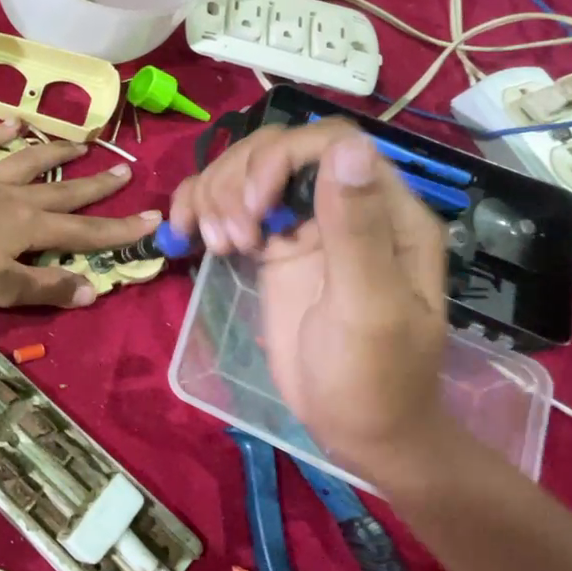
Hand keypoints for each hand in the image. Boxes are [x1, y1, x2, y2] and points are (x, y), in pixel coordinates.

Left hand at [0, 119, 160, 308]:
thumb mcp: (4, 289)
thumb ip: (47, 288)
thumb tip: (93, 290)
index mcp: (30, 227)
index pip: (85, 231)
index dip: (120, 230)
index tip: (153, 220)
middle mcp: (12, 197)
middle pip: (62, 191)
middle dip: (96, 184)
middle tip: (125, 170)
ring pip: (26, 162)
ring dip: (54, 152)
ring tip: (79, 143)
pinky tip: (9, 122)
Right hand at [171, 120, 452, 481]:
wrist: (356, 428)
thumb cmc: (375, 376)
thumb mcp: (368, 306)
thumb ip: (356, 228)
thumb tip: (347, 148)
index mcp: (386, 211)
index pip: (327, 142)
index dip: (279, 159)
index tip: (253, 206)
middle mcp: (342, 205)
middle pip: (274, 148)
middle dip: (238, 183)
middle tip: (232, 241)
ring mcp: (301, 223)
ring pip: (240, 169)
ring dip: (213, 198)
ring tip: (218, 248)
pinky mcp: (268, 243)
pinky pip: (219, 201)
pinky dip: (193, 208)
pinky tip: (185, 236)